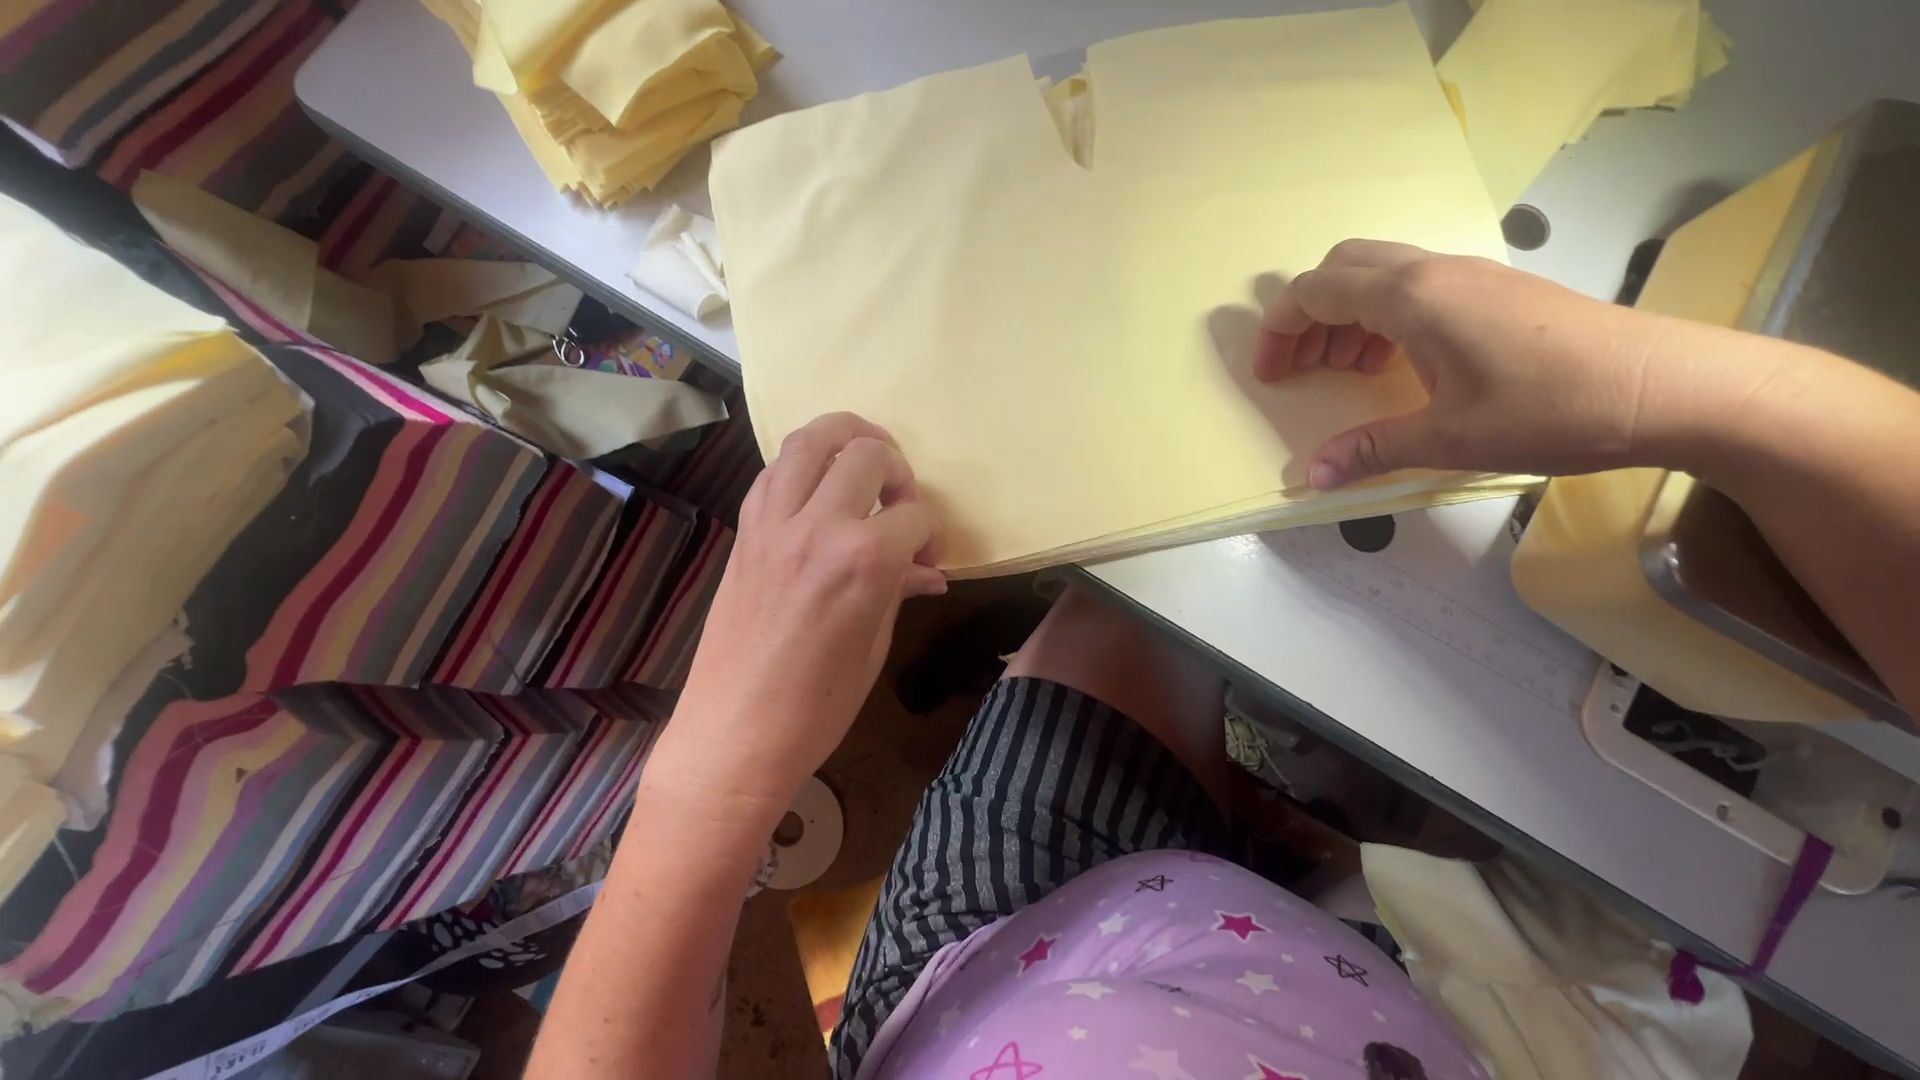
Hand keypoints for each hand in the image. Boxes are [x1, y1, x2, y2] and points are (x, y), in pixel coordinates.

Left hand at [663, 413, 943, 819]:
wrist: (735, 733)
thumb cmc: (818, 706)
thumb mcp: (874, 647)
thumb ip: (899, 590)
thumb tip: (928, 571)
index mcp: (863, 560)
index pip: (915, 515)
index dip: (932, 532)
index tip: (930, 559)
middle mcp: (817, 525)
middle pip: (866, 454)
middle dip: (897, 468)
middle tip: (901, 500)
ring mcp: (773, 523)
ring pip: (809, 439)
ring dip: (845, 437)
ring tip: (864, 459)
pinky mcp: (744, 531)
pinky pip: (774, 471)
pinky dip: (801, 465)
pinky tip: (817, 490)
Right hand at [1253, 239, 1713, 486]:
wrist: (1670, 387)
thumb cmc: (1550, 408)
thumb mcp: (1448, 439)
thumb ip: (1369, 450)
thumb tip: (1309, 477)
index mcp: (1411, 297)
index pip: (1314, 291)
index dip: (1278, 331)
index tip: (1269, 378)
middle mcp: (1434, 270)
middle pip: (1341, 267)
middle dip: (1307, 316)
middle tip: (1302, 369)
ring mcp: (1470, 275)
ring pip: (1379, 274)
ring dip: (1345, 316)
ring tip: (1345, 372)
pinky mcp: (1496, 290)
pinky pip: (1415, 286)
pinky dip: (1383, 317)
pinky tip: (1397, 365)